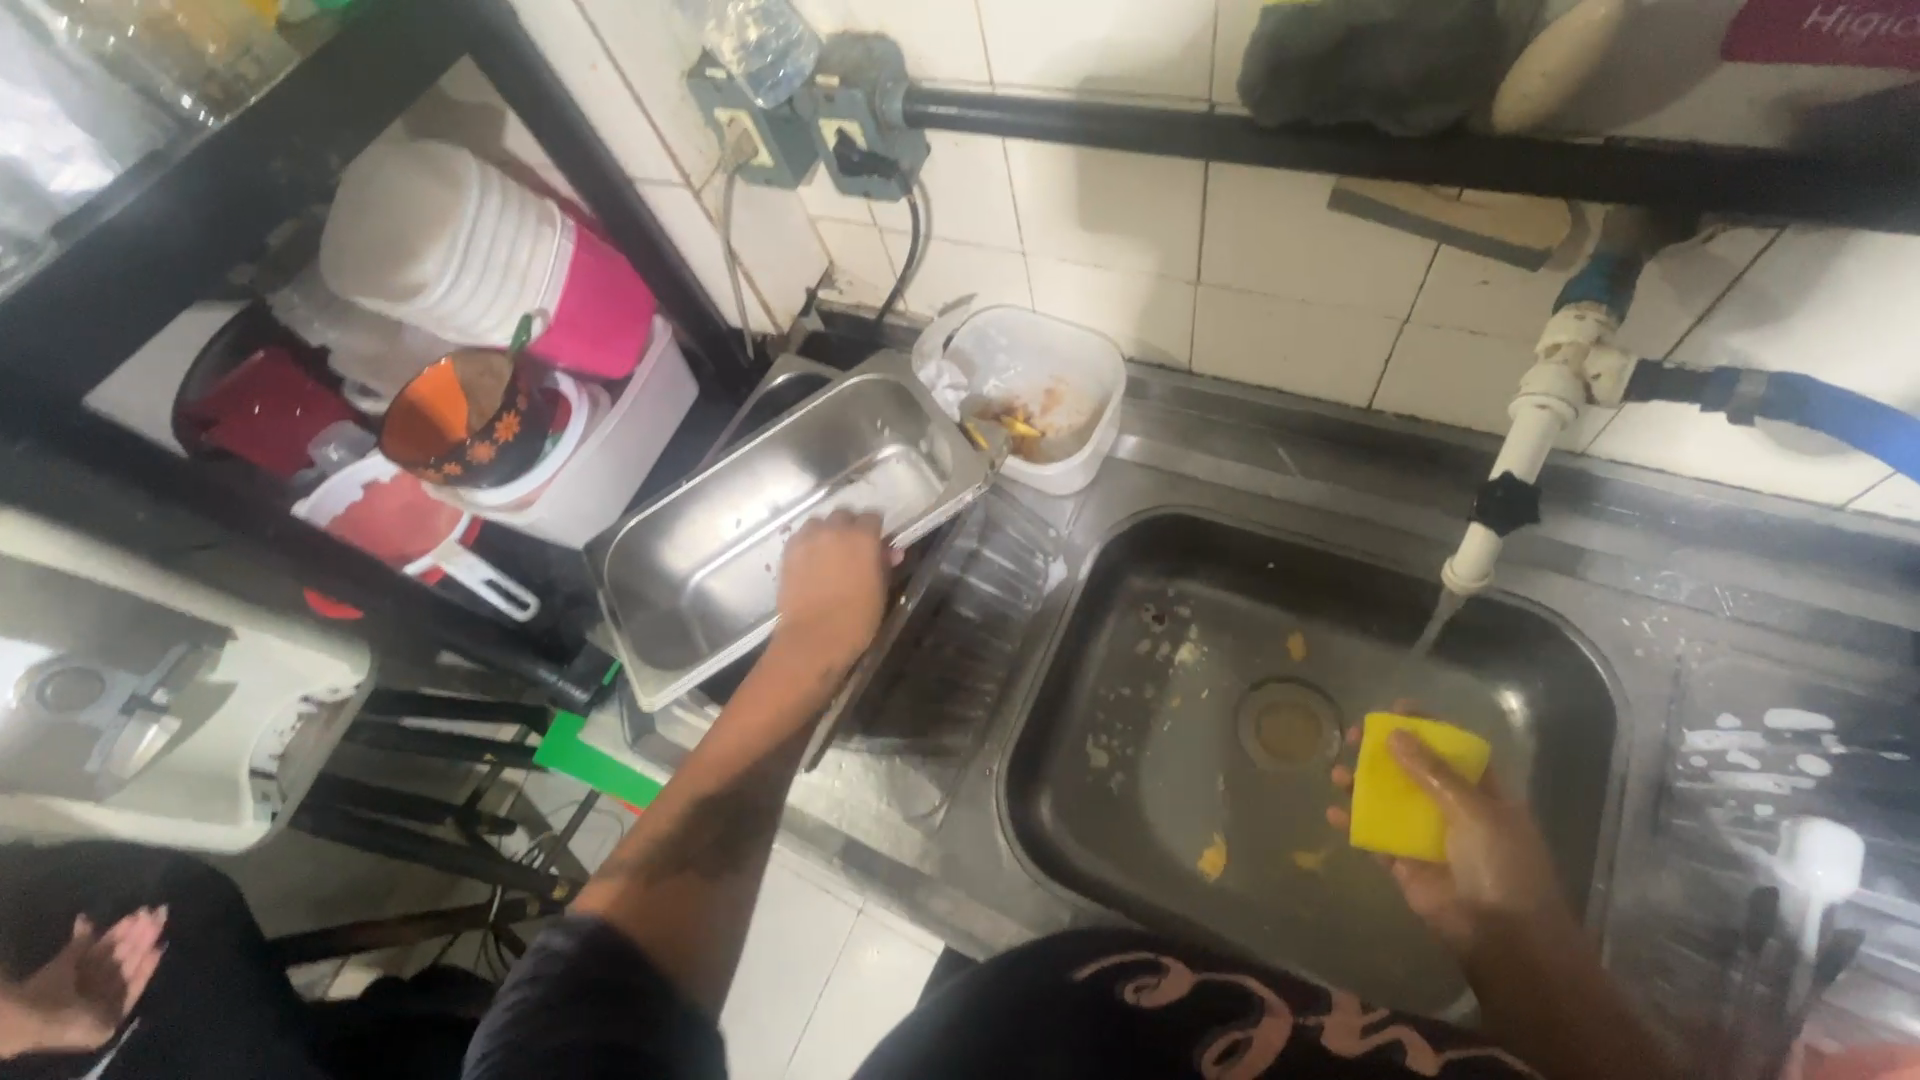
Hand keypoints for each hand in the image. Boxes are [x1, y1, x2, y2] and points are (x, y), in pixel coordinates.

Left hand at [0, 908, 165, 1057]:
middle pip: (122, 956)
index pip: (106, 950)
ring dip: (146, 945)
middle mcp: (95, 986)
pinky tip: (158, 950)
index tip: (141, 912)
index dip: (122, 931)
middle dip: (141, 934)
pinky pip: (135, 988)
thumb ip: (79, 943)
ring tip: (159, 924)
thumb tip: (85, 917)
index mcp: (78, 977)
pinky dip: (146, 969)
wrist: (39, 1022)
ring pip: (132, 967)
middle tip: (160, 912)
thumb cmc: (45, 991)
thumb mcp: (63, 963)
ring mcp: (109, 999)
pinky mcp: (119, 1011)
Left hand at [770, 510, 897, 675]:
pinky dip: (809, 543)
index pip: (872, 517)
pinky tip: (812, 561)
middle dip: (850, 527)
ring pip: (819, 522)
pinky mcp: (788, 552)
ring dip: (827, 531)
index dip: (876, 529)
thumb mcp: (880, 591)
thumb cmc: (856, 619)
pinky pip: (801, 537)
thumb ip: (883, 565)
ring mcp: (807, 539)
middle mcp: (834, 530)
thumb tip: (890, 552)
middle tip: (854, 548)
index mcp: (862, 537)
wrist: (813, 638)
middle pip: (843, 515)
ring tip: (830, 552)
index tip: (877, 543)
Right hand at [1328, 726, 1572, 955]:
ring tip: (1336, 774)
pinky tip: (1333, 812)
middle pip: (1413, 772)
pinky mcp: (1405, 864)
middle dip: (1383, 753)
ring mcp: (1427, 838)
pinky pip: (1374, 838)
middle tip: (1351, 738)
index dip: (1426, 728)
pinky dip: (1353, 824)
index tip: (1393, 710)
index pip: (1453, 750)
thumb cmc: (1502, 866)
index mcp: (1484, 794)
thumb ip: (1432, 772)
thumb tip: (1394, 734)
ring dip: (1362, 786)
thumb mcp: (1474, 810)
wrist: (1504, 937)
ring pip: (1388, 802)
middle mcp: (1454, 811)